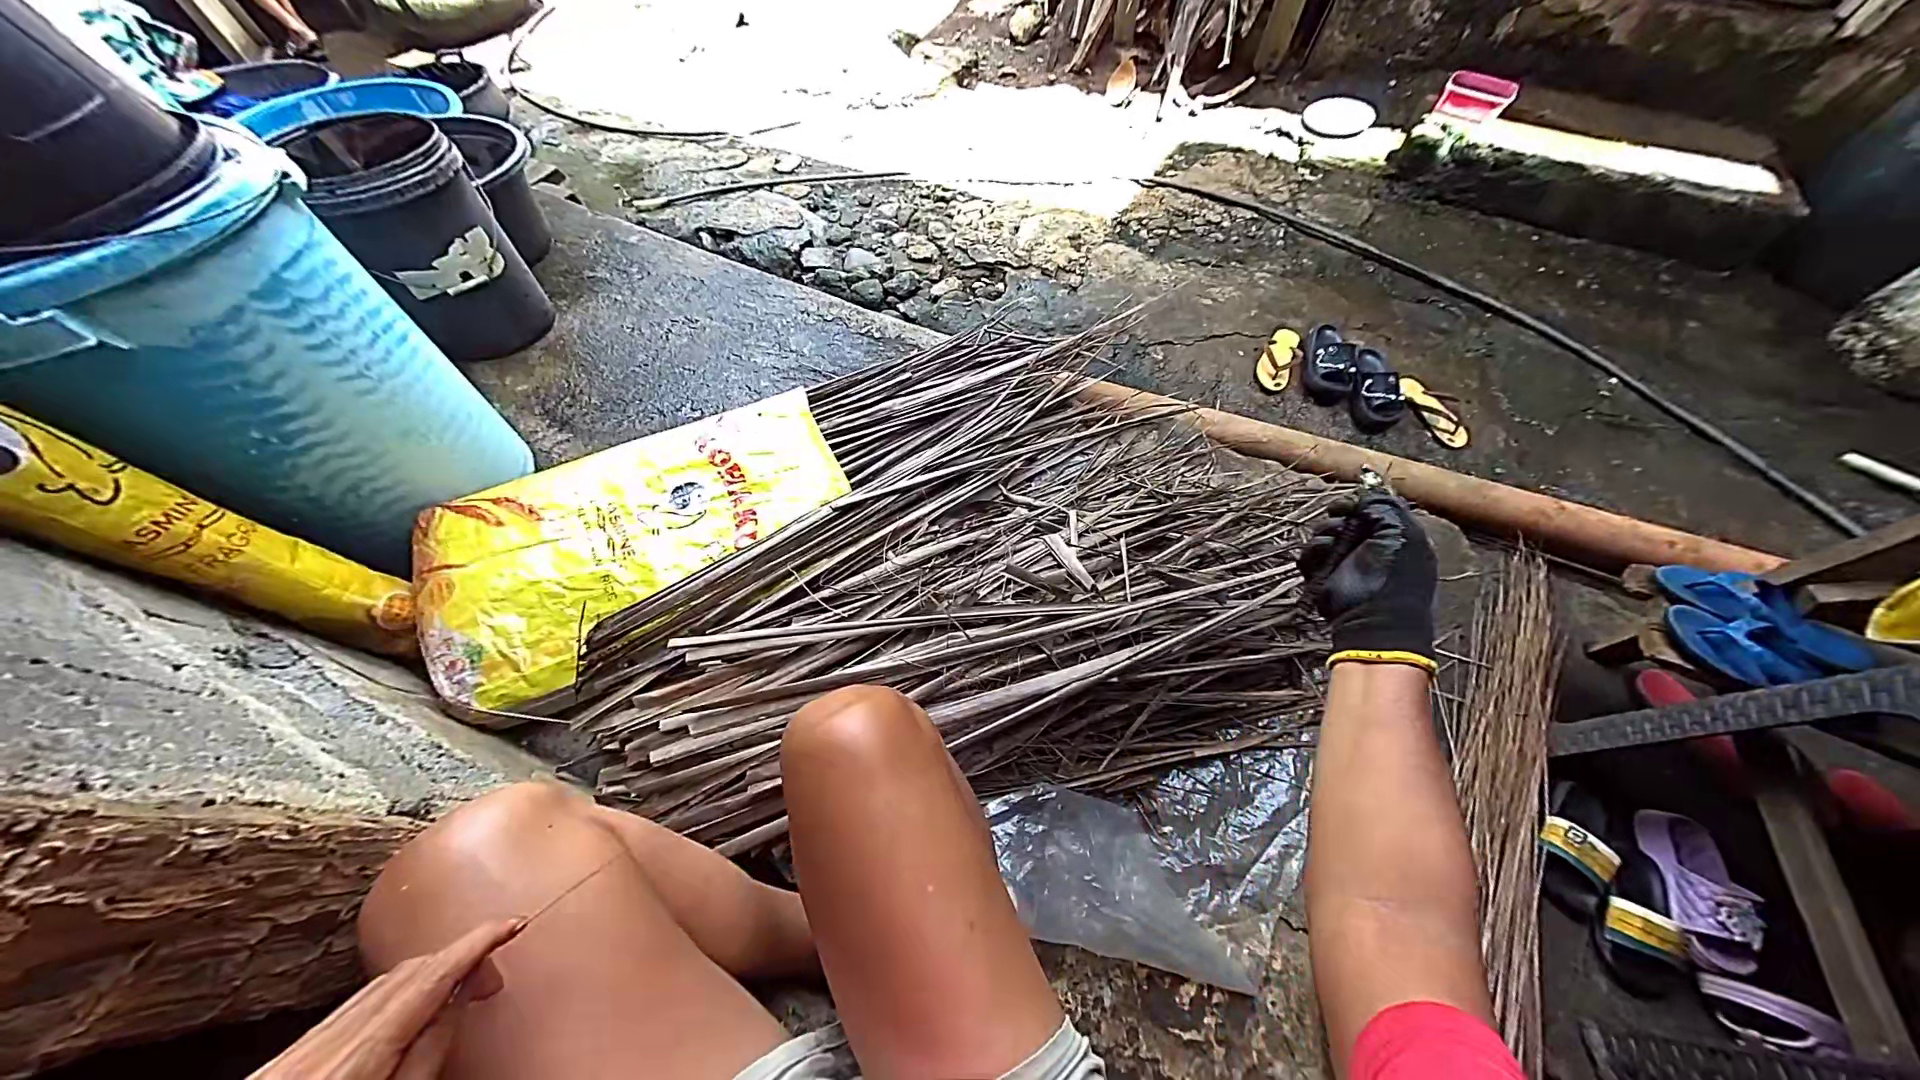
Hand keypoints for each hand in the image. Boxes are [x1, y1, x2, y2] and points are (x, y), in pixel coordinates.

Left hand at [249, 919, 523, 1079]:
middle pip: (407, 974)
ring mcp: (296, 1052)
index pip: (430, 977)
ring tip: (460, 992)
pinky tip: (412, 1010)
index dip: (477, 944)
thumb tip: (462, 995)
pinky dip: (395, 995)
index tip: (512, 926)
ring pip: (379, 985)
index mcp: (356, 1061)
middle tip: (492, 978)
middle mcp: (323, 1046)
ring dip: (429, 975)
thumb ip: (429, 1053)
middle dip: (459, 960)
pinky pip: (352, 1007)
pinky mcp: (283, 1061)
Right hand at [1298, 493, 1437, 672]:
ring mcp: (1342, 561)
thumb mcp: (1401, 533)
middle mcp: (1364, 545)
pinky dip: (1311, 552)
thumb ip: (1385, 506)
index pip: (1366, 508)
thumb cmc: (1396, 575)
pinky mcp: (1321, 575)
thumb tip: (1368, 488)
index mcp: (1389, 534)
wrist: (1375, 617)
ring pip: (1321, 533)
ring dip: (1324, 533)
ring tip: (1331, 543)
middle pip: (1340, 517)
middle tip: (1338, 519)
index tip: (1348, 504)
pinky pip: (1307, 555)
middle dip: (1336, 516)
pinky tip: (1321, 555)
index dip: (1355, 502)